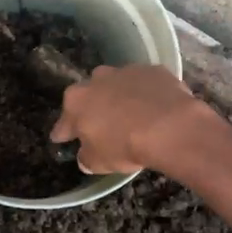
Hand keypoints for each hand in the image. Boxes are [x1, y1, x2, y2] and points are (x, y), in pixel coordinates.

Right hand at [49, 64, 212, 173]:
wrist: (169, 126)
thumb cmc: (125, 145)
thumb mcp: (98, 162)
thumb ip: (87, 157)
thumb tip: (85, 156)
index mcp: (77, 101)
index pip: (64, 121)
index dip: (64, 132)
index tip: (62, 138)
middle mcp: (97, 80)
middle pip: (91, 96)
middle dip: (94, 108)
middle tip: (103, 126)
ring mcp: (126, 71)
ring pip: (118, 85)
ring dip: (121, 98)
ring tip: (133, 115)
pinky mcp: (153, 70)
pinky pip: (145, 84)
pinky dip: (147, 94)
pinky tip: (155, 108)